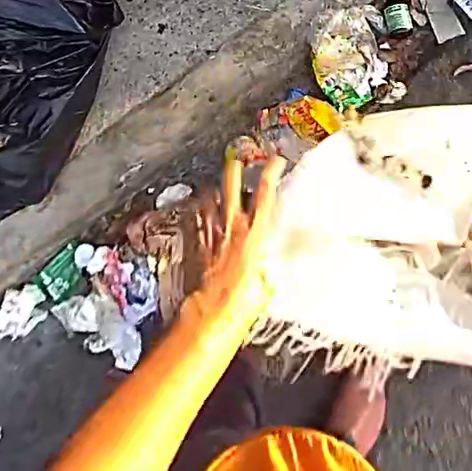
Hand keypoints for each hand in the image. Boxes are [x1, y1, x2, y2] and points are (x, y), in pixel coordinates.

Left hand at [194, 154, 285, 323]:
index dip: (271, 172)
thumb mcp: (267, 285)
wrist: (210, 312)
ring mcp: (210, 229)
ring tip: (218, 192)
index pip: (265, 193)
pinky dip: (200, 212)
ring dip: (216, 193)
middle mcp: (231, 225)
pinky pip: (196, 216)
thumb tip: (270, 266)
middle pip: (231, 185)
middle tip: (238, 158)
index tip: (276, 160)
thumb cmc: (243, 303)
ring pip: (211, 198)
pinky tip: (201, 213)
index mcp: (254, 233)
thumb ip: (268, 267)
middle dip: (235, 168)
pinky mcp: (195, 238)